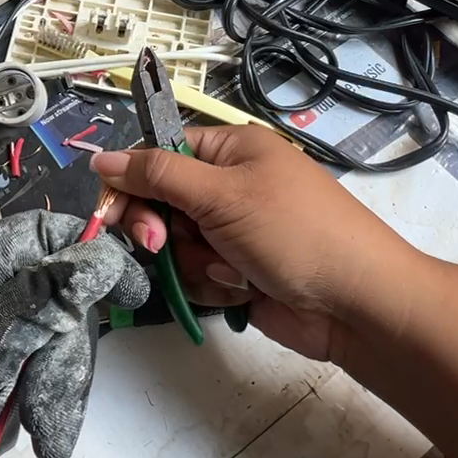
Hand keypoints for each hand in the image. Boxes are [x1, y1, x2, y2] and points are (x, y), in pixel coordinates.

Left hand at [0, 210, 149, 457]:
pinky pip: (58, 364)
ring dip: (63, 381)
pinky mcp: (20, 359)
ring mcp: (9, 324)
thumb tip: (99, 255)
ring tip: (46, 424)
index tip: (129, 284)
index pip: (41, 231)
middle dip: (66, 346)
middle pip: (64, 290)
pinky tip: (49, 432)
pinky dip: (58, 398)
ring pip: (66, 333)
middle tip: (58, 383)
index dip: (88, 249)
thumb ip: (42, 297)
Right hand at [90, 125, 419, 361]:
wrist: (359, 308)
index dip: (129, 182)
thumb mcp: (221, 194)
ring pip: (175, 244)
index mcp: (230, 149)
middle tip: (160, 245)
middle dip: (159, 228)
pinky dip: (212, 285)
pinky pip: (196, 273)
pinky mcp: (236, 271)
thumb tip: (99, 159)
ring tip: (231, 271)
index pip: (158, 155)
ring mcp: (232, 230)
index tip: (107, 212)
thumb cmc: (293, 232)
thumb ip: (155, 174)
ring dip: (194, 262)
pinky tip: (242, 289)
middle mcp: (229, 185)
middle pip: (159, 202)